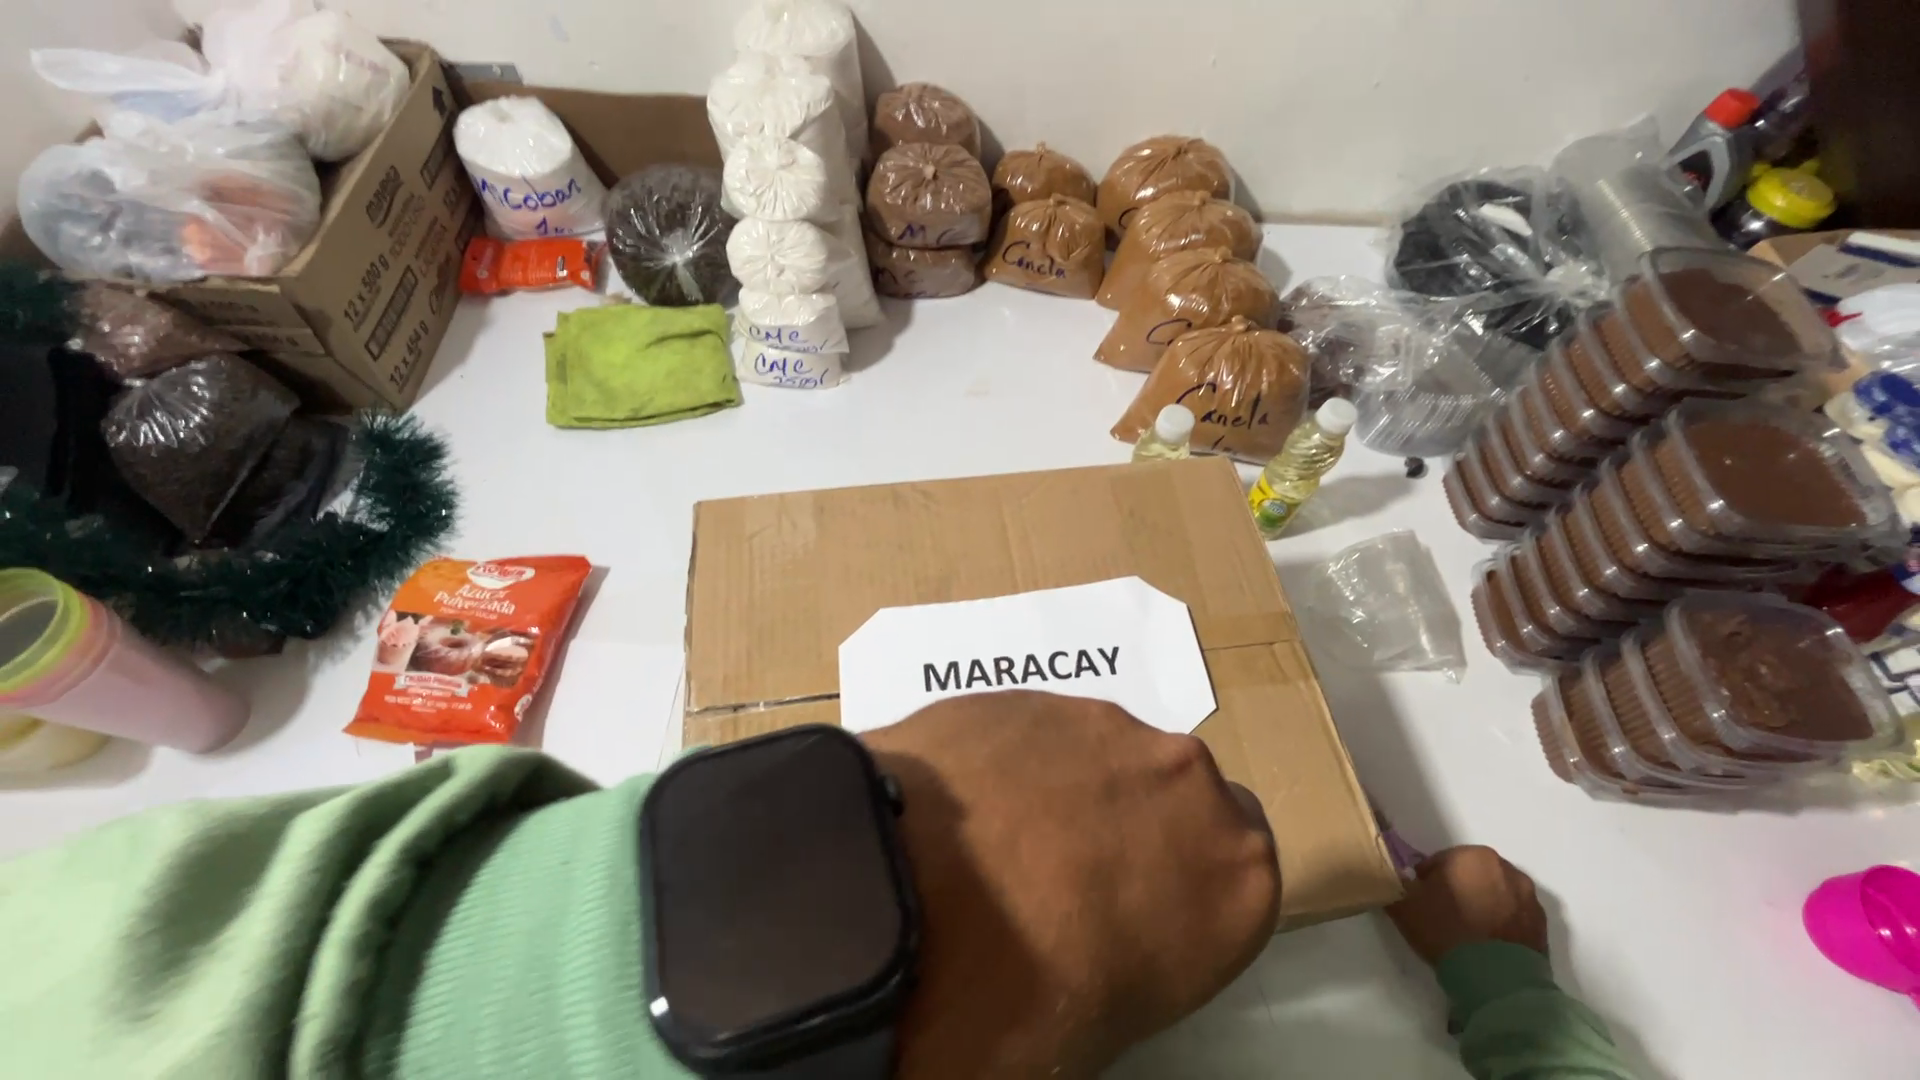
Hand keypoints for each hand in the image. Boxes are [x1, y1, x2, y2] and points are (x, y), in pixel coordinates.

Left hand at [864, 692, 1280, 1079]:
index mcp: (1238, 872)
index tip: (1138, 902)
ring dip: (1065, 784)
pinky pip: (1034, 730)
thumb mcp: (1111, 1022)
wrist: (905, 905)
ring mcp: (1100, 723)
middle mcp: (1184, 778)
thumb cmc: (1022, 1001)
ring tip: (993, 836)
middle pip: (1170, 794)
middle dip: (1129, 822)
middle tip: (1058, 870)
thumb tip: (1098, 936)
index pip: (1236, 862)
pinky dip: (1010, 757)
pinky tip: (958, 801)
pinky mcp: (1025, 693)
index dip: (1182, 881)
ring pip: (1100, 752)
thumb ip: (1139, 949)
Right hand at [1384, 845, 1549, 965]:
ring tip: (1468, 932)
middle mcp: (1505, 868)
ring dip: (1483, 903)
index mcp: (1471, 855)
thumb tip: (1397, 879)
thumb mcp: (1403, 904)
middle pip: (1471, 874)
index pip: (1439, 861)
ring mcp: (1529, 897)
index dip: (1426, 881)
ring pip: (1495, 893)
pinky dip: (1501, 922)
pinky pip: (1514, 914)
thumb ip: (1395, 883)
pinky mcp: (1543, 924)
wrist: (1497, 980)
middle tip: (1443, 914)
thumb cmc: (1447, 931)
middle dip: (1458, 888)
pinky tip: (1487, 943)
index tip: (1421, 901)